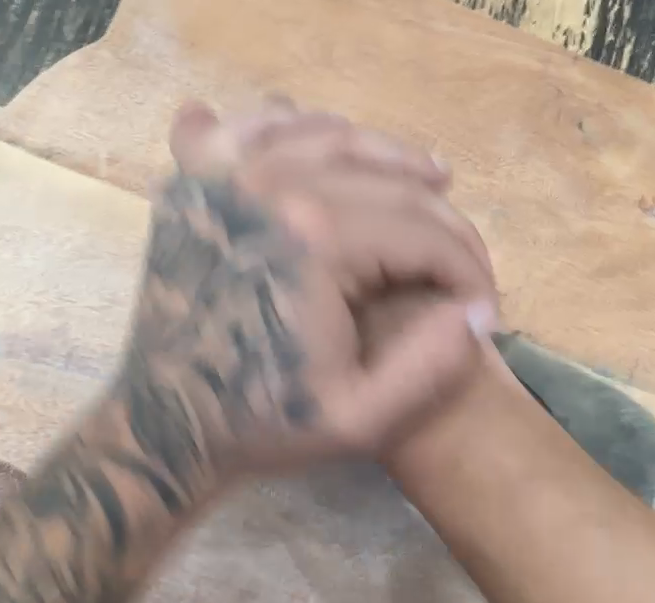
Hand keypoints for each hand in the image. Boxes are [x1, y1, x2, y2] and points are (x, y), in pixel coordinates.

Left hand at [114, 99, 500, 484]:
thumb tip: (480, 313)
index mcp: (319, 240)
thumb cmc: (266, 424)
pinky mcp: (201, 180)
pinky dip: (313, 129)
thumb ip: (431, 367)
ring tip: (432, 183)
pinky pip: (268, 127)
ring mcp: (231, 173)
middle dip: (446, 225)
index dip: (470, 272)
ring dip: (395, 163)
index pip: (426, 233)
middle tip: (465, 267)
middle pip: (392, 181)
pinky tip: (341, 147)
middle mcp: (276, 183)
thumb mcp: (362, 420)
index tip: (485, 310)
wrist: (169, 423)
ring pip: (339, 139)